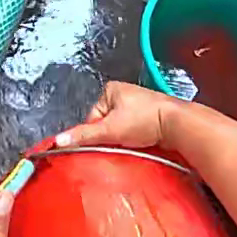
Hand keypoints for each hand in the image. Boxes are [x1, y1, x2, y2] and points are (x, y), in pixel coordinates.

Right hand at [54, 80, 182, 150]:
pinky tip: (141, 146)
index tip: (107, 142)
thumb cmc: (144, 120)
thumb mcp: (110, 129)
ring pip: (121, 130)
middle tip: (121, 146)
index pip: (92, 117)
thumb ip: (84, 135)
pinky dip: (135, 141)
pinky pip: (135, 132)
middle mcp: (124, 94)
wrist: (178, 125)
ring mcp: (138, 105)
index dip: (97, 134)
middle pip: (106, 124)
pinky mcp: (150, 117)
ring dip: (124, 141)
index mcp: (110, 89)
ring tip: (133, 146)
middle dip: (111, 138)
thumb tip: (58, 141)